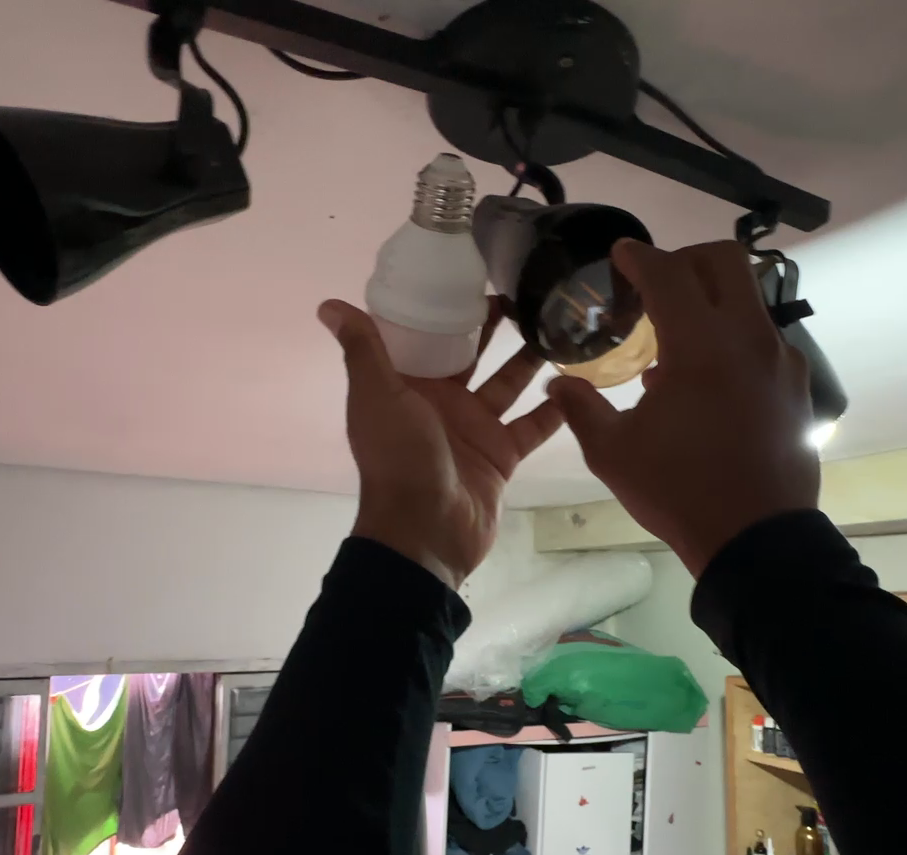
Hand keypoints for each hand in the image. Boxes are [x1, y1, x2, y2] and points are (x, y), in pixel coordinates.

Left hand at [322, 297, 562, 589]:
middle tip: (525, 289)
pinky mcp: (501, 454)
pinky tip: (577, 380)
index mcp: (407, 385)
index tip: (472, 272)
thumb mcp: (376, 396)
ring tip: (556, 322)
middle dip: (492, 325)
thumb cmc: (398, 458)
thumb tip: (328, 305)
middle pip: (471, 354)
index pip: (427, 337)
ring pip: (507, 384)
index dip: (445, 306)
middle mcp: (441, 402)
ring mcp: (474, 429)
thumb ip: (363, 350)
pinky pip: (532, 426)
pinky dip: (553, 408)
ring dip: (528, 357)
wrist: (424, 531)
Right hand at [546, 239, 819, 577]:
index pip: (670, 273)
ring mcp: (781, 361)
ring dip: (708, 303)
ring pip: (747, 300)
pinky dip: (730, 342)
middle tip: (654, 284)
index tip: (620, 255)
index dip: (639, 257)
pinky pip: (761, 342)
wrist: (755, 540)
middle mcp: (749, 339)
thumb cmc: (678, 491)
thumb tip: (558, 383)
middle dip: (684, 259)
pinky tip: (705, 383)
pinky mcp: (796, 387)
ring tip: (673, 345)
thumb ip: (581, 408)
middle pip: (724, 262)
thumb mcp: (613, 453)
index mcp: (701, 346)